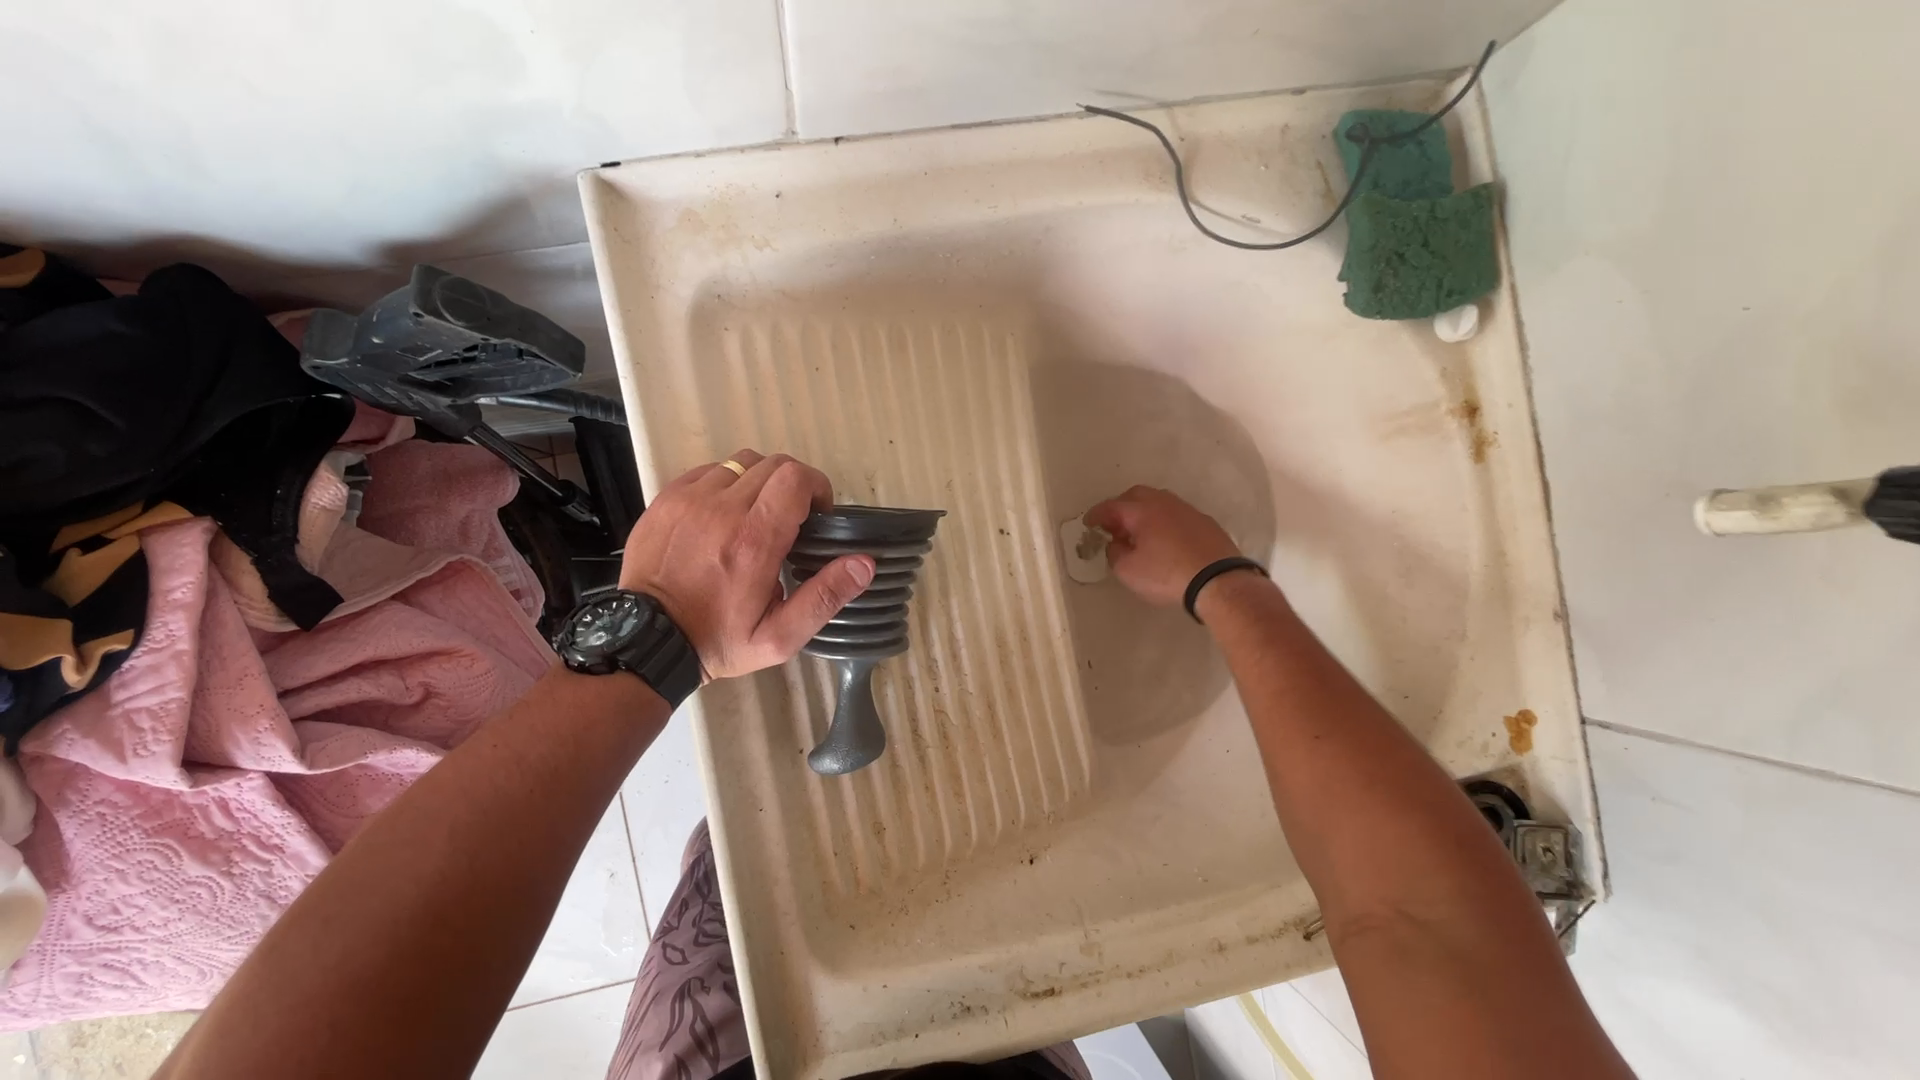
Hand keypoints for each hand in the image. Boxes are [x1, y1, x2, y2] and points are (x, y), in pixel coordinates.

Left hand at [619, 450, 874, 681]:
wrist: (646, 642)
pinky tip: (724, 516)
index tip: (818, 515)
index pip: (796, 478)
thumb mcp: (780, 637)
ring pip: (740, 463)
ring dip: (759, 482)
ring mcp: (688, 500)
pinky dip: (726, 484)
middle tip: (793, 519)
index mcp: (753, 540)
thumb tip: (864, 563)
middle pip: (773, 464)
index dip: (817, 488)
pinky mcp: (665, 500)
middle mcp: (720, 509)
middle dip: (793, 485)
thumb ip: (825, 597)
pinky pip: (708, 471)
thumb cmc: (719, 641)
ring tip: (757, 516)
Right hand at [1083, 485, 1242, 606]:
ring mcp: (1188, 511)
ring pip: (1160, 503)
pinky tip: (1167, 541)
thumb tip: (1116, 543)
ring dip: (1145, 514)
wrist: (1218, 581)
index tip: (1088, 524)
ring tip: (1141, 534)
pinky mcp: (1206, 523)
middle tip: (1115, 527)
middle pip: (1137, 496)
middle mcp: (1164, 503)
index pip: (1111, 506)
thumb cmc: (1167, 575)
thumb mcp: (1128, 571)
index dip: (1096, 515)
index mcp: (1141, 510)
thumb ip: (1115, 553)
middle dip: (1122, 508)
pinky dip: (1165, 523)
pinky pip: (1177, 516)